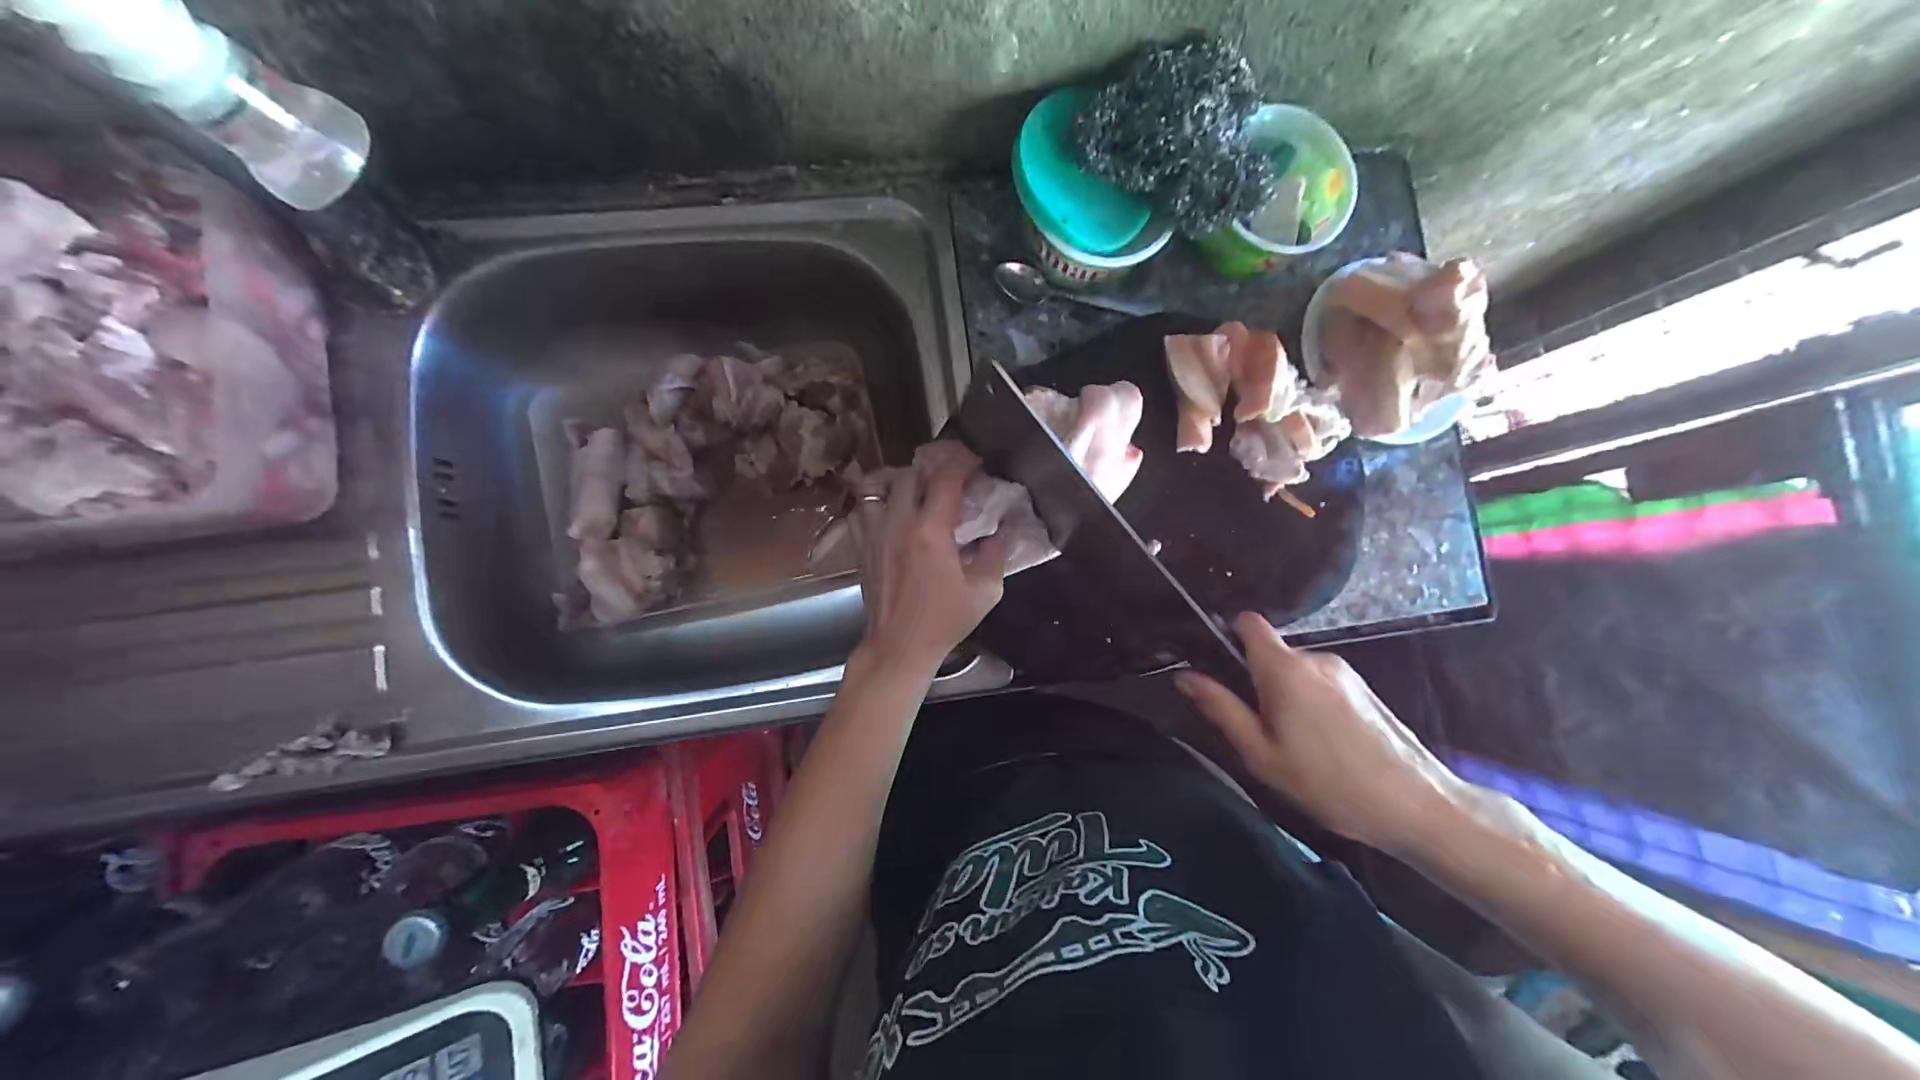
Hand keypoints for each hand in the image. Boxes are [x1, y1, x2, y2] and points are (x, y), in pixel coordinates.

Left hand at [851, 442, 1006, 670]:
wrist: (898, 645)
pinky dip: (873, 501)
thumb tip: (997, 533)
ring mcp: (873, 533)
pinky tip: (888, 510)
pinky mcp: (860, 546)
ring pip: (877, 485)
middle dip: (931, 470)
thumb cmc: (943, 621)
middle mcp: (898, 523)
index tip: (974, 463)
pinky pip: (859, 509)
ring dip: (898, 481)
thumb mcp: (985, 592)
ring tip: (915, 489)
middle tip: (948, 478)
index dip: (962, 463)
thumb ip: (995, 555)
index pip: (945, 479)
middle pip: (909, 474)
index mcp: (930, 532)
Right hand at [1174, 612, 1468, 852]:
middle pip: (1270, 654)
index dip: (1228, 635)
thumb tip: (1186, 677)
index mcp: (1284, 669)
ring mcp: (1344, 672)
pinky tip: (1322, 745)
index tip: (1219, 666)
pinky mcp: (1364, 689)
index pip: (1249, 623)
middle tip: (1258, 728)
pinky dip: (1310, 704)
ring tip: (1293, 744)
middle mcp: (1314, 659)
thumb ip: (1221, 709)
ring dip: (1286, 696)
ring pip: (1296, 672)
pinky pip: (1320, 684)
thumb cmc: (1328, 782)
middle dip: (1257, 682)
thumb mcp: (1261, 754)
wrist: (1417, 806)